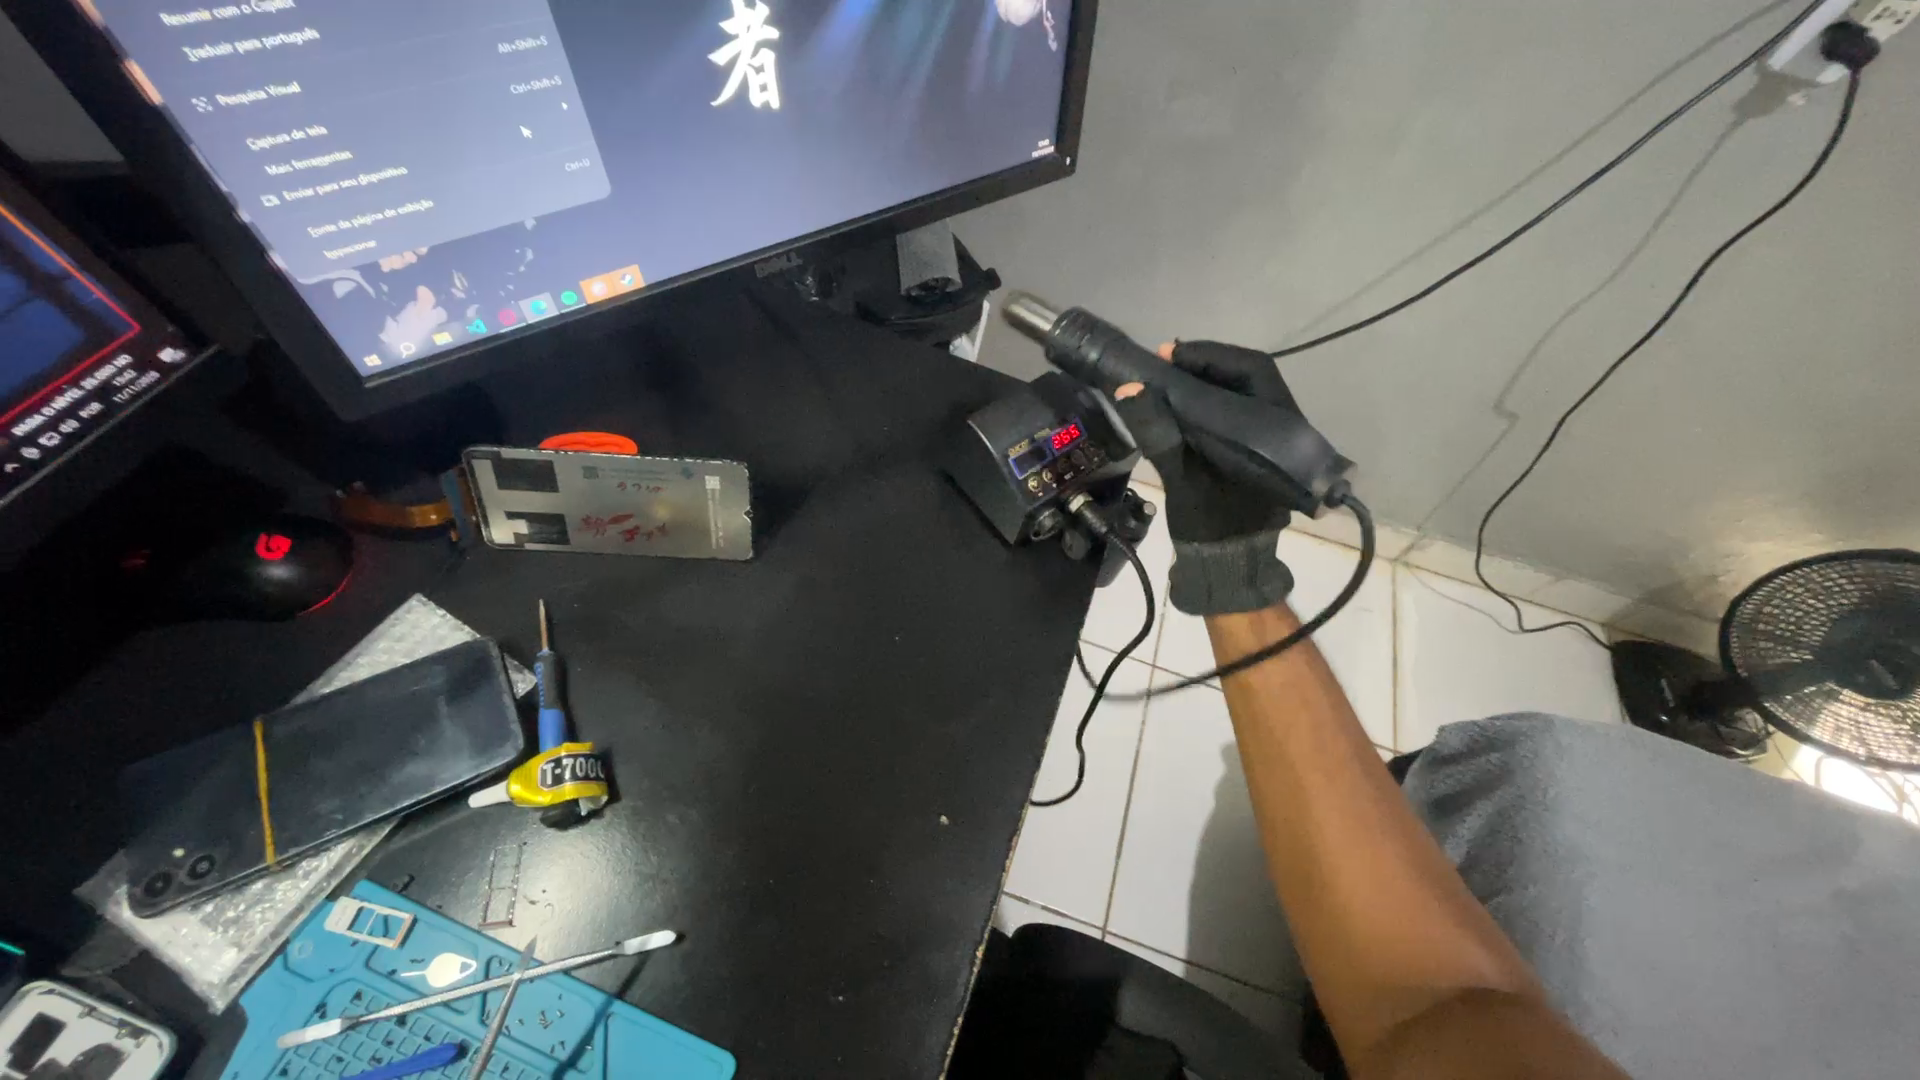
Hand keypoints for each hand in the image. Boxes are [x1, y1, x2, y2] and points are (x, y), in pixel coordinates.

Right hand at [1113, 340, 1300, 615]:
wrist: (1230, 566)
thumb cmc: (1211, 524)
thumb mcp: (1182, 479)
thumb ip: (1159, 433)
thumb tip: (1130, 388)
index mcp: (1275, 431)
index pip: (1249, 371)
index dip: (1208, 356)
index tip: (1167, 354)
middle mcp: (1284, 428)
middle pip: (1247, 376)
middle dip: (1205, 364)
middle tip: (1164, 364)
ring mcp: (1273, 441)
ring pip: (1243, 393)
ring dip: (1207, 382)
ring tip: (1168, 380)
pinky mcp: (1258, 451)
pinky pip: (1238, 413)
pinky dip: (1210, 402)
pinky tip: (1182, 405)